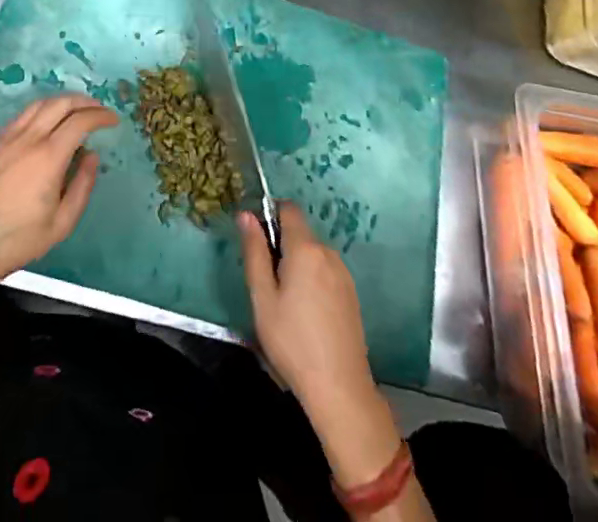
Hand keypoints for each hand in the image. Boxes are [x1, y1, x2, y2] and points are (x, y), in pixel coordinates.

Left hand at [0, 94, 116, 288]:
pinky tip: (45, 124)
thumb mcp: (62, 222)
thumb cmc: (20, 239)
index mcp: (48, 157)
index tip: (113, 120)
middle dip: (83, 101)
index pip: (79, 121)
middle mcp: (27, 139)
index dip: (100, 116)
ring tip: (75, 110)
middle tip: (98, 109)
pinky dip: (39, 112)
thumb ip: (82, 185)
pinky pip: (20, 118)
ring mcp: (5, 140)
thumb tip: (91, 157)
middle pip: (58, 104)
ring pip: (36, 105)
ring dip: (60, 102)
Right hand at [239, 201, 374, 411]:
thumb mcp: (262, 296)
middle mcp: (329, 255)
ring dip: (294, 264)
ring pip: (311, 254)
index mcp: (306, 250)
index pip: (289, 209)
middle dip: (279, 245)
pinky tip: (302, 312)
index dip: (269, 214)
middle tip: (263, 281)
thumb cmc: (291, 340)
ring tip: (281, 302)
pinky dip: (309, 279)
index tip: (254, 238)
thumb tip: (246, 215)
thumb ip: (254, 251)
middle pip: (299, 233)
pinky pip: (324, 272)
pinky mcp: (351, 294)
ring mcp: (344, 275)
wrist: (338, 387)